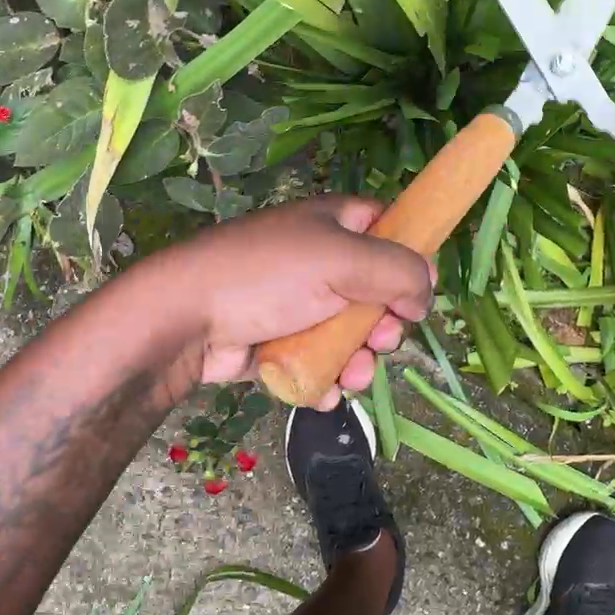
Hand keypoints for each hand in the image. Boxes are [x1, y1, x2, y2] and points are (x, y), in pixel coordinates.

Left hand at [128, 196, 433, 408]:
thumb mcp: (343, 260)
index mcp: (335, 223)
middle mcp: (319, 259)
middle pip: (376, 291)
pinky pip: (319, 361)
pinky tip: (325, 391)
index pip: (390, 228)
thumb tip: (427, 291)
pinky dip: (327, 378)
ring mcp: (298, 303)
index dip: (411, 258)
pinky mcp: (279, 342)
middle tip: (382, 339)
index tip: (420, 291)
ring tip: (353, 375)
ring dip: (360, 360)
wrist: (187, 317)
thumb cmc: (268, 275)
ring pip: (350, 334)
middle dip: (385, 323)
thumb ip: (398, 270)